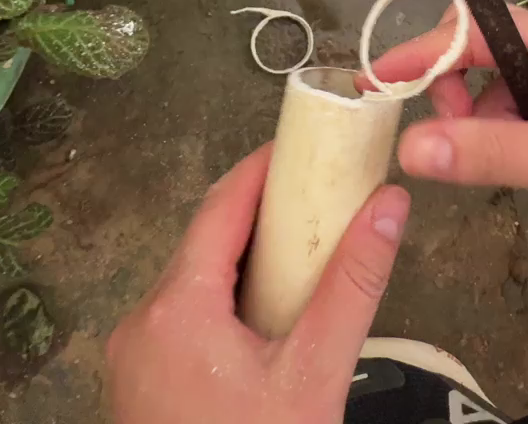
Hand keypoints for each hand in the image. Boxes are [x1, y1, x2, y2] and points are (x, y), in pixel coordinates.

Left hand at [105, 145, 409, 423]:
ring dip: (250, 253)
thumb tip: (392, 202)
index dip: (266, 165)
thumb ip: (355, 282)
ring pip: (197, 276)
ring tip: (308, 248)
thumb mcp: (317, 372)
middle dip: (265, 209)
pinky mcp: (142, 384)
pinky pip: (188, 312)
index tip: (311, 144)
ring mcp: (136, 356)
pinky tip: (271, 310)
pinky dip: (231, 293)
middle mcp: (142, 321)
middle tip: (322, 197)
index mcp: (175, 306)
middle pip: (207, 238)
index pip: (221, 204)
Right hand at [372, 7, 527, 251]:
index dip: (421, 52)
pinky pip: (525, 113)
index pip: (473, 29)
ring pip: (501, 91)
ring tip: (513, 168)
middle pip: (483, 55)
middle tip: (454, 145)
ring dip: (487, 126)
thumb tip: (406, 148)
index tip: (375, 82)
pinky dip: (511, 139)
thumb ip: (484, 152)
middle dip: (458, 96)